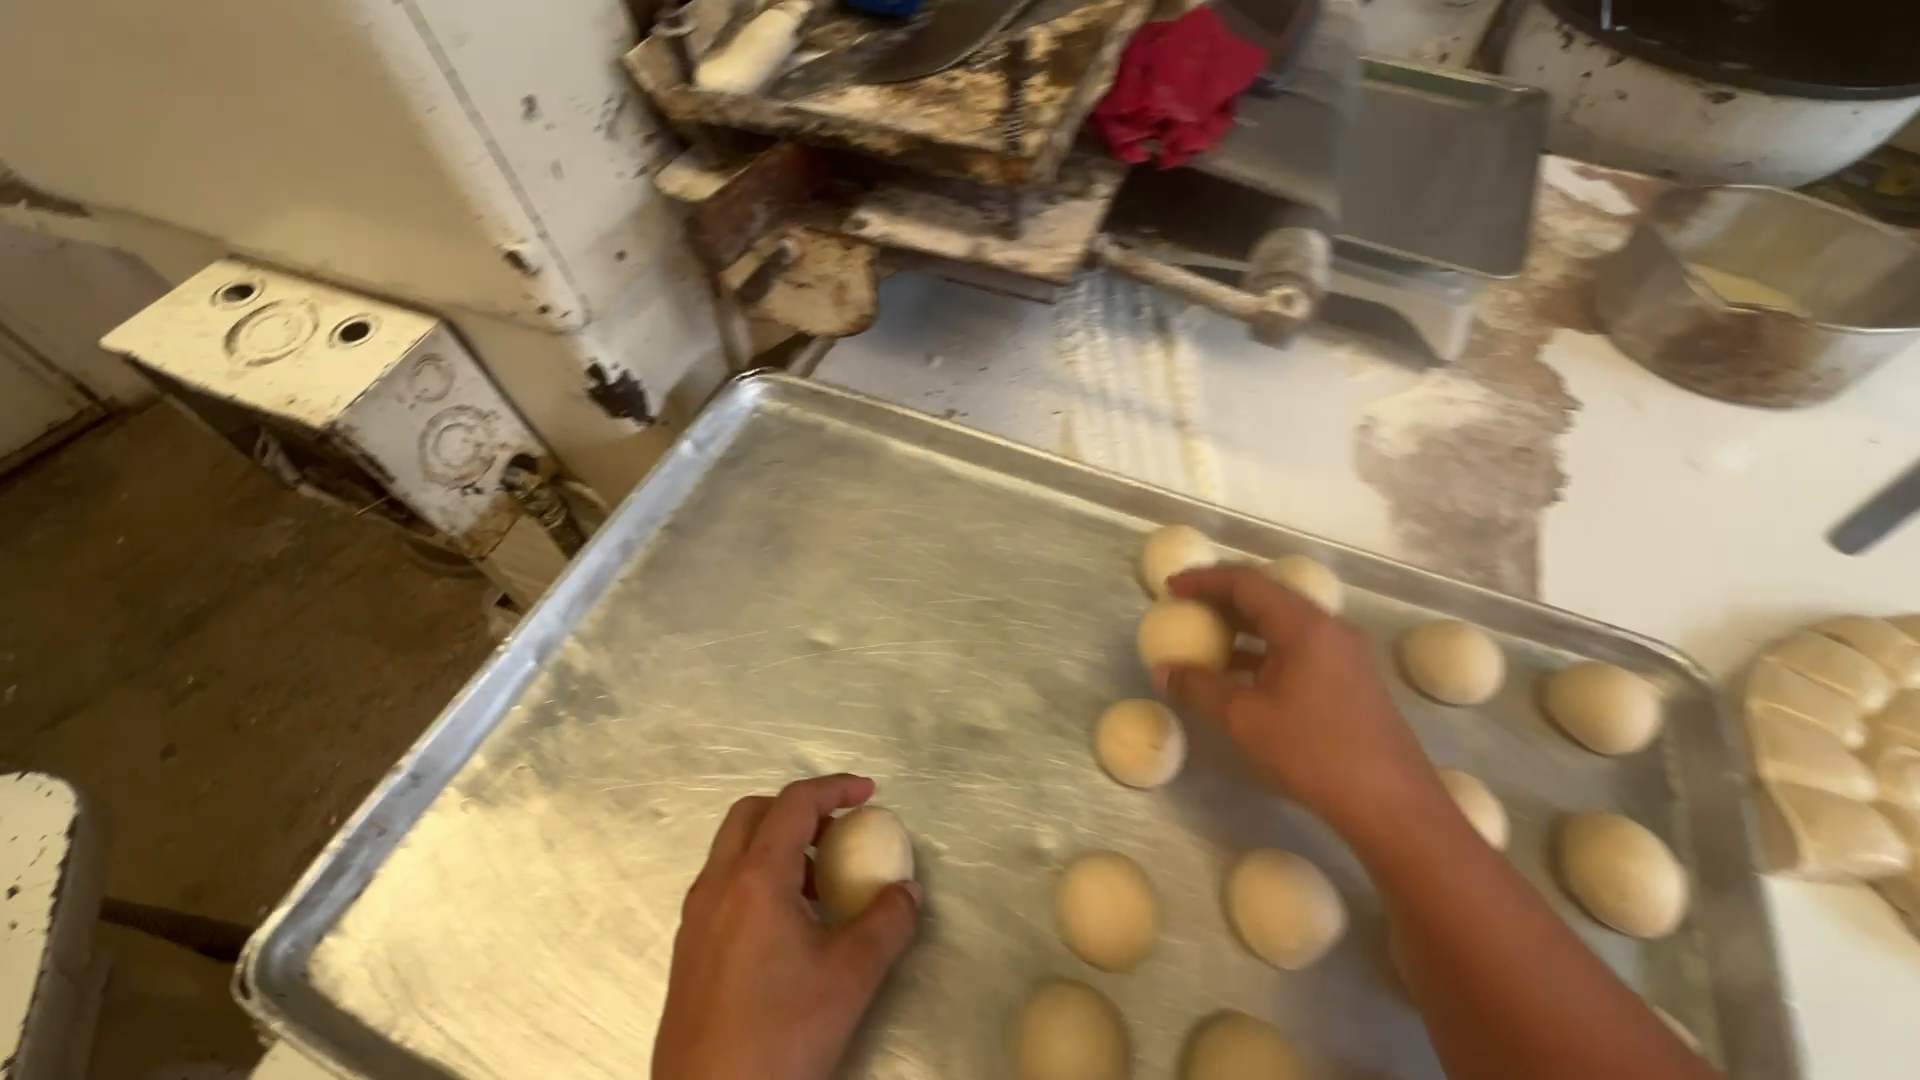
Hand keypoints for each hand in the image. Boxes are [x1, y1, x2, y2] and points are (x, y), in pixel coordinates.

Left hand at [654, 774, 920, 1079]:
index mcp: (756, 878)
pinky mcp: (689, 948)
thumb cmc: (783, 1034)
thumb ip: (887, 923)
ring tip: (822, 885)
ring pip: (733, 850)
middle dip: (799, 808)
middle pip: (753, 813)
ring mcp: (696, 917)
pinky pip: (724, 885)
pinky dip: (758, 877)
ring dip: (778, 844)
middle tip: (839, 833)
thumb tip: (906, 891)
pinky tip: (789, 925)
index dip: (835, 787)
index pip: (795, 803)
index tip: (869, 792)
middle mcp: (717, 885)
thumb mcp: (851, 977)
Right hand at [1157, 565, 1447, 846]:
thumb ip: (1199, 688)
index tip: (1170, 588)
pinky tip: (1239, 675)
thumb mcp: (1244, 720)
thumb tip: (1164, 670)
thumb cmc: (1314, 753)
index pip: (1247, 583)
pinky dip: (1263, 651)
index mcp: (1305, 626)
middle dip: (1221, 600)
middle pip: (1268, 597)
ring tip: (1204, 640)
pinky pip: (1297, 647)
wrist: (1391, 805)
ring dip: (1242, 627)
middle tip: (1184, 609)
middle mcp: (1330, 629)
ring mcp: (1345, 654)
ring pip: (1284, 624)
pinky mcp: (1351, 679)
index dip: (1204, 580)